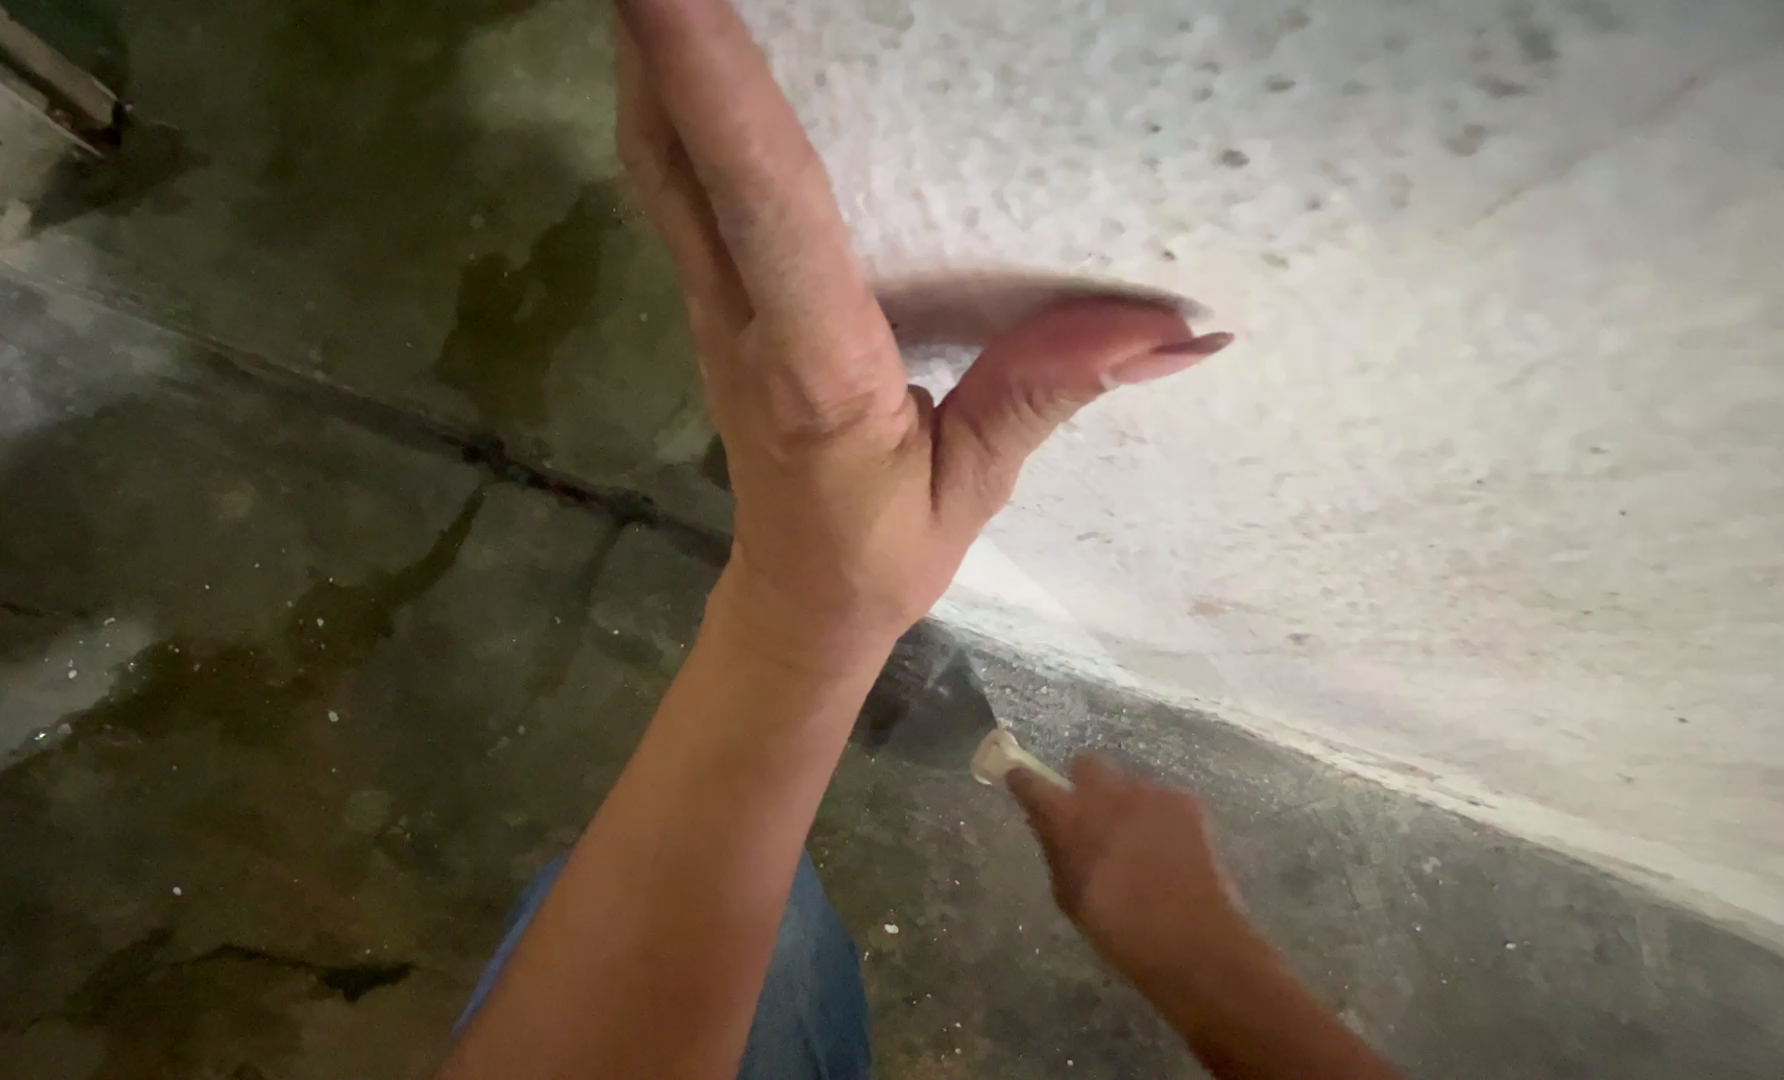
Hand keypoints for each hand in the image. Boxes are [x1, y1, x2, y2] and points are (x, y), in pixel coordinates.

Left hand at [615, 0, 1231, 666]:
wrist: (797, 597)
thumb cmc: (879, 556)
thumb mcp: (970, 488)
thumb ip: (1044, 395)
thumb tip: (1174, 328)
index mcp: (817, 369)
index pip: (766, 209)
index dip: (718, 90)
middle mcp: (747, 328)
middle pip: (678, 167)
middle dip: (658, 45)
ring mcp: (716, 321)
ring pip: (662, 178)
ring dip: (653, 70)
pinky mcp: (717, 319)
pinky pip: (680, 204)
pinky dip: (675, 123)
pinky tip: (695, 76)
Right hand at [1009, 756, 1253, 992]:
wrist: (1195, 946)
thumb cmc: (1120, 931)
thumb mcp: (1069, 897)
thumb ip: (1054, 851)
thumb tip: (1044, 823)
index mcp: (1068, 817)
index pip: (1028, 780)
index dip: (1022, 780)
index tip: (1020, 784)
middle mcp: (1105, 793)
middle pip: (1085, 764)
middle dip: (1084, 785)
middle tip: (1093, 818)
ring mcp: (1149, 793)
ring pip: (1128, 783)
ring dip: (1125, 804)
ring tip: (1140, 843)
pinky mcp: (1185, 802)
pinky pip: (1162, 799)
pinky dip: (1160, 817)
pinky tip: (1170, 850)